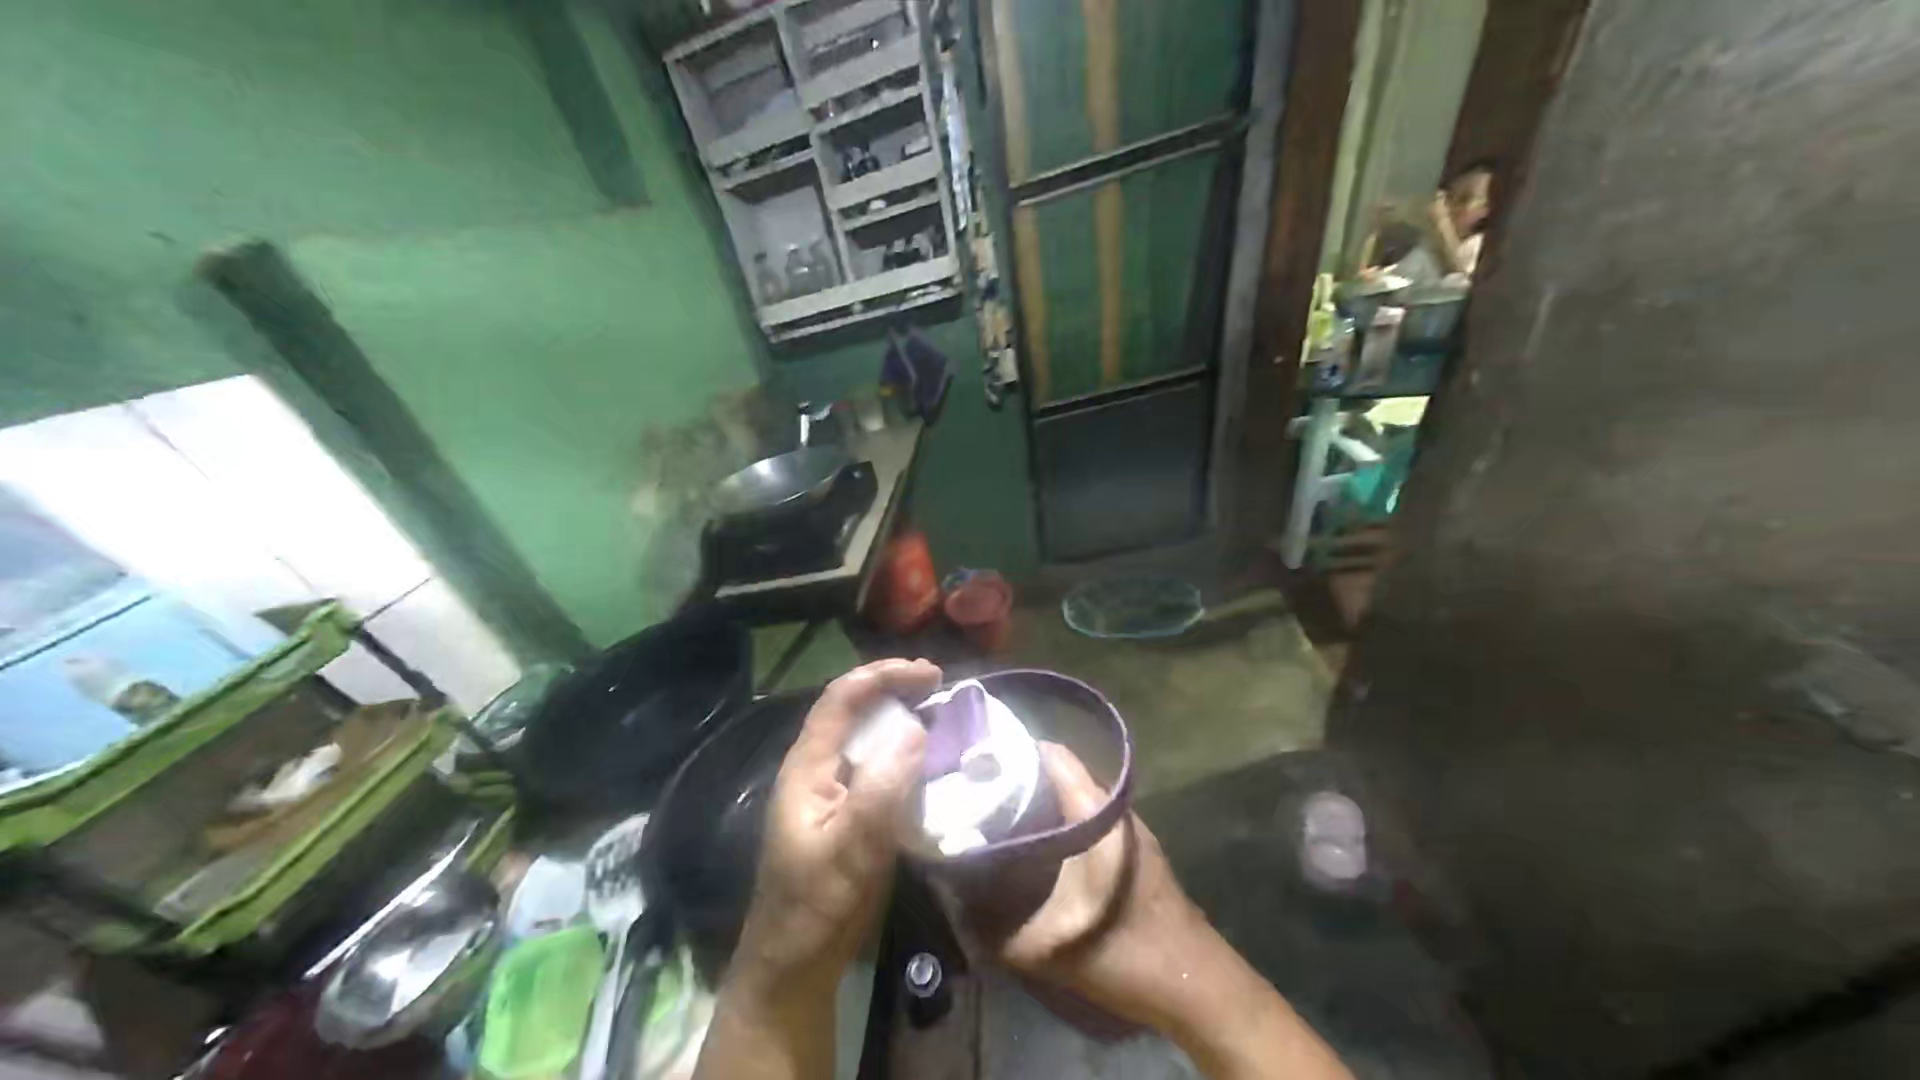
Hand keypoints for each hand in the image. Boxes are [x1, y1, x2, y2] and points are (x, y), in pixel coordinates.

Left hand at [729, 658, 939, 997]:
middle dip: (894, 688)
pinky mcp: (851, 813)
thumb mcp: (850, 849)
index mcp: (808, 766)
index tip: (930, 674)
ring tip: (940, 711)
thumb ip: (881, 789)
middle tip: (939, 684)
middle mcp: (819, 769)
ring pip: (867, 736)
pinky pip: (879, 767)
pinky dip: (906, 752)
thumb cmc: (815, 905)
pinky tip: (931, 758)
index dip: (883, 676)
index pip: (841, 699)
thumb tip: (917, 727)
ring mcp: (834, 791)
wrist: (796, 964)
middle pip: (854, 709)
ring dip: (902, 717)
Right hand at [998, 745, 1353, 1079]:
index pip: (1052, 756)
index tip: (975, 761)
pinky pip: (1085, 819)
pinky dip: (1056, 822)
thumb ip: (996, 929)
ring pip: (1072, 797)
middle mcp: (1114, 811)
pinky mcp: (1130, 851)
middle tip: (975, 791)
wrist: (1196, 988)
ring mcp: (1126, 830)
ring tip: (993, 815)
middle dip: (1017, 778)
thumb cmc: (1127, 954)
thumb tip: (956, 903)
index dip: (1012, 751)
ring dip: (1037, 802)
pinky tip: (1032, 847)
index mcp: (1097, 815)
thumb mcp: (1049, 948)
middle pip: (1059, 774)